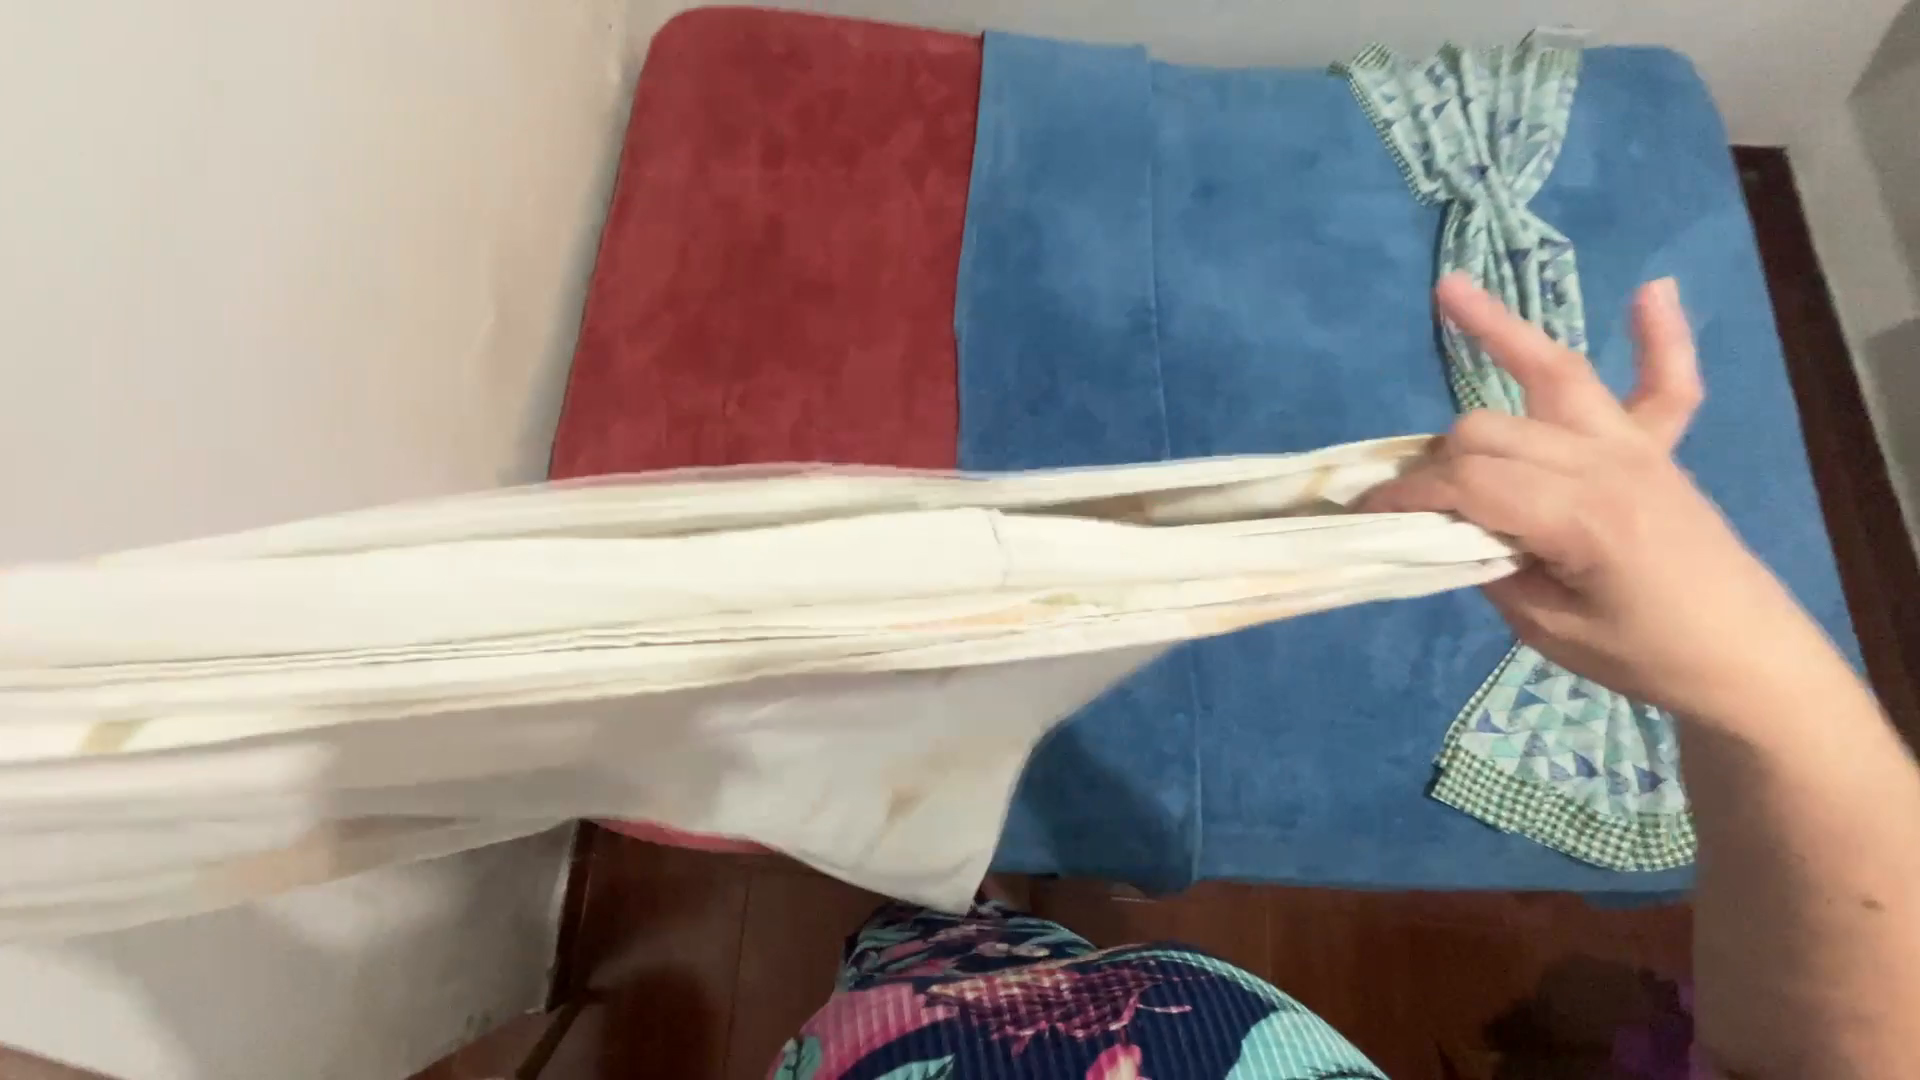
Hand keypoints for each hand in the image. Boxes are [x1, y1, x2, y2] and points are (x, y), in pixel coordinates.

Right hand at [1363, 273, 1824, 718]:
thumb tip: (1435, 521)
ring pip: (1553, 376)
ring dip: (1501, 332)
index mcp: (1580, 516)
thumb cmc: (1637, 652)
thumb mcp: (1539, 623)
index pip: (1465, 482)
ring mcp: (1636, 449)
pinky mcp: (1657, 452)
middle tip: (1409, 500)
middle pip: (1488, 429)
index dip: (1406, 494)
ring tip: (1449, 292)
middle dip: (1434, 460)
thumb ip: (1483, 558)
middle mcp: (1607, 464)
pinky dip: (1660, 339)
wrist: (1744, 662)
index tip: (1365, 512)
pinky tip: (1649, 292)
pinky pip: (1666, 387)